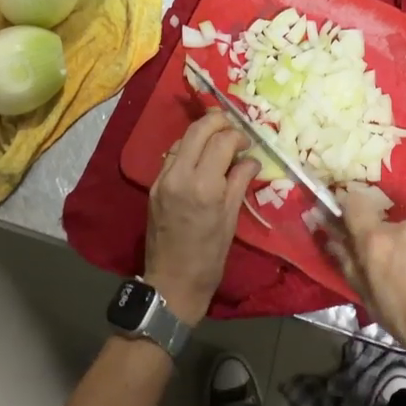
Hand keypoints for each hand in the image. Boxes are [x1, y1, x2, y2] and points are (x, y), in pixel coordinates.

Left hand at [143, 110, 259, 323]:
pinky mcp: (154, 185)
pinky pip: (171, 156)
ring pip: (182, 139)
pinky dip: (187, 148)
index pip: (221, 141)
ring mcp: (163, 179)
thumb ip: (239, 182)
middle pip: (197, 130)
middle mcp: (179, 175)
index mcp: (203, 185)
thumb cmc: (209, 257)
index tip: (248, 142)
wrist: (172, 284)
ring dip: (201, 133)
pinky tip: (200, 157)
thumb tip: (251, 159)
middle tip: (234, 127)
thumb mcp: (230, 219)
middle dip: (217, 121)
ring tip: (219, 140)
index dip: (237, 135)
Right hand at [328, 191, 405, 377]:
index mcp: (376, 239)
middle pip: (387, 228)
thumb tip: (332, 241)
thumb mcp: (370, 301)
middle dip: (386, 246)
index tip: (348, 227)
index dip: (348, 211)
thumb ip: (349, 266)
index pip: (353, 203)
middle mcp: (405, 228)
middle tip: (391, 276)